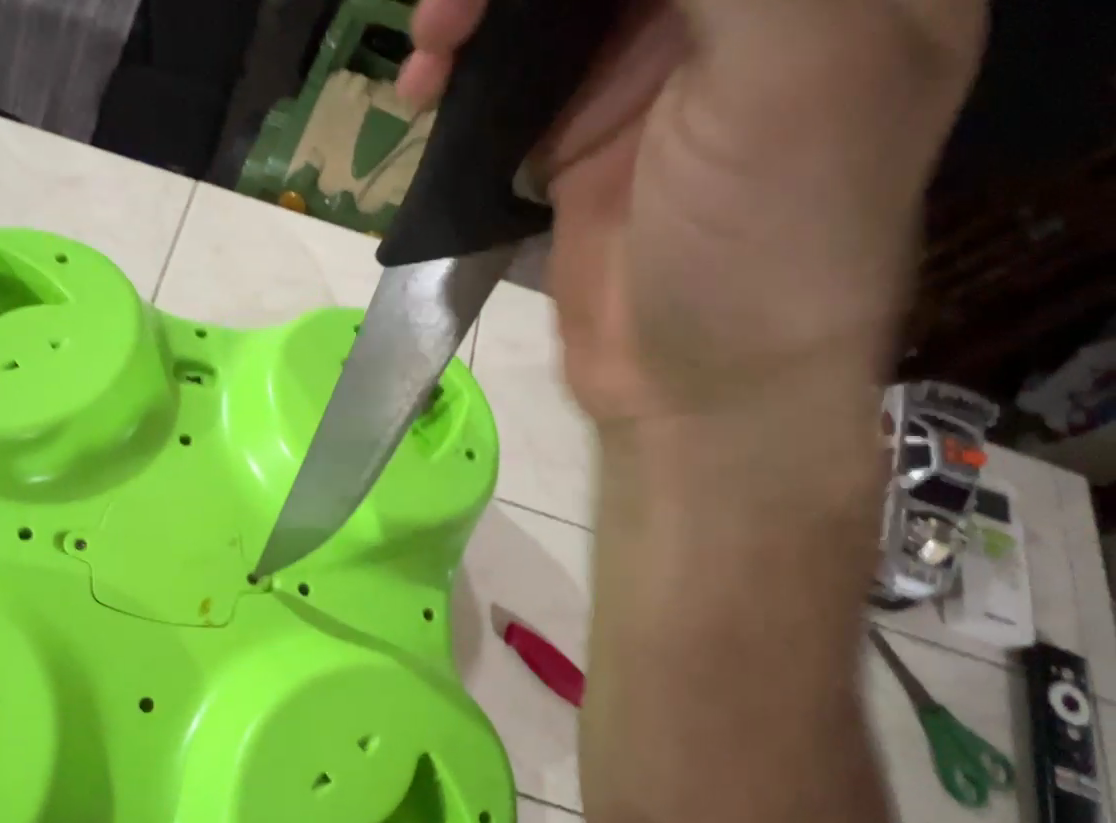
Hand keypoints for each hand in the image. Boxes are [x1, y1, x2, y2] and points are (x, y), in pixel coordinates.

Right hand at [398, 0, 985, 422]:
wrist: (697, 386)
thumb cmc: (769, 231)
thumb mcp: (793, 62)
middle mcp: (740, 3)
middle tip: (449, 11)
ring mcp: (652, 64)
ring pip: (546, 3)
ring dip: (475, 13)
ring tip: (428, 53)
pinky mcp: (583, 127)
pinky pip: (510, 69)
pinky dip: (461, 70)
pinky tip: (427, 91)